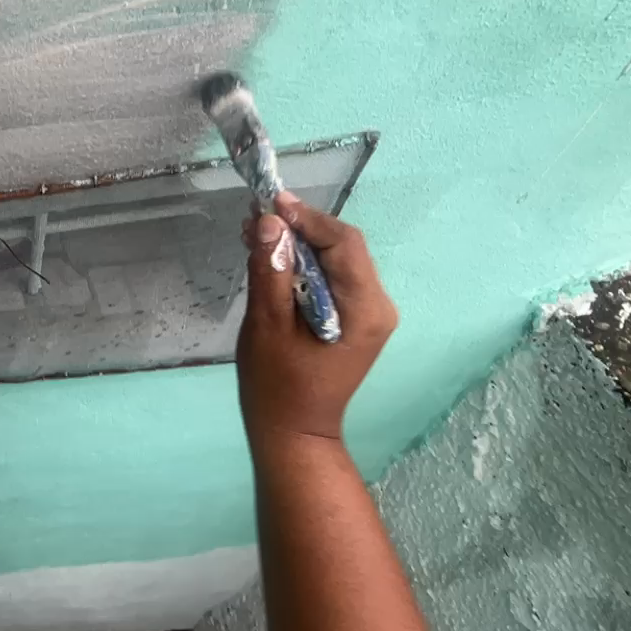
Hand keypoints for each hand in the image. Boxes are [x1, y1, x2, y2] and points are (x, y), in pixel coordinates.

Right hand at [238, 192, 397, 445]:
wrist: (293, 428)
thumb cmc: (277, 380)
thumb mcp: (266, 322)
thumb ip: (271, 269)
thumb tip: (268, 221)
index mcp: (365, 308)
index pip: (344, 243)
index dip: (306, 218)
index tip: (267, 202)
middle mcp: (378, 305)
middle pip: (343, 247)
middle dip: (299, 227)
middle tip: (253, 219)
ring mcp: (369, 312)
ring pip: (336, 259)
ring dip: (297, 243)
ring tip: (254, 236)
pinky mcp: (354, 318)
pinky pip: (331, 276)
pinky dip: (302, 262)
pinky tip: (272, 260)